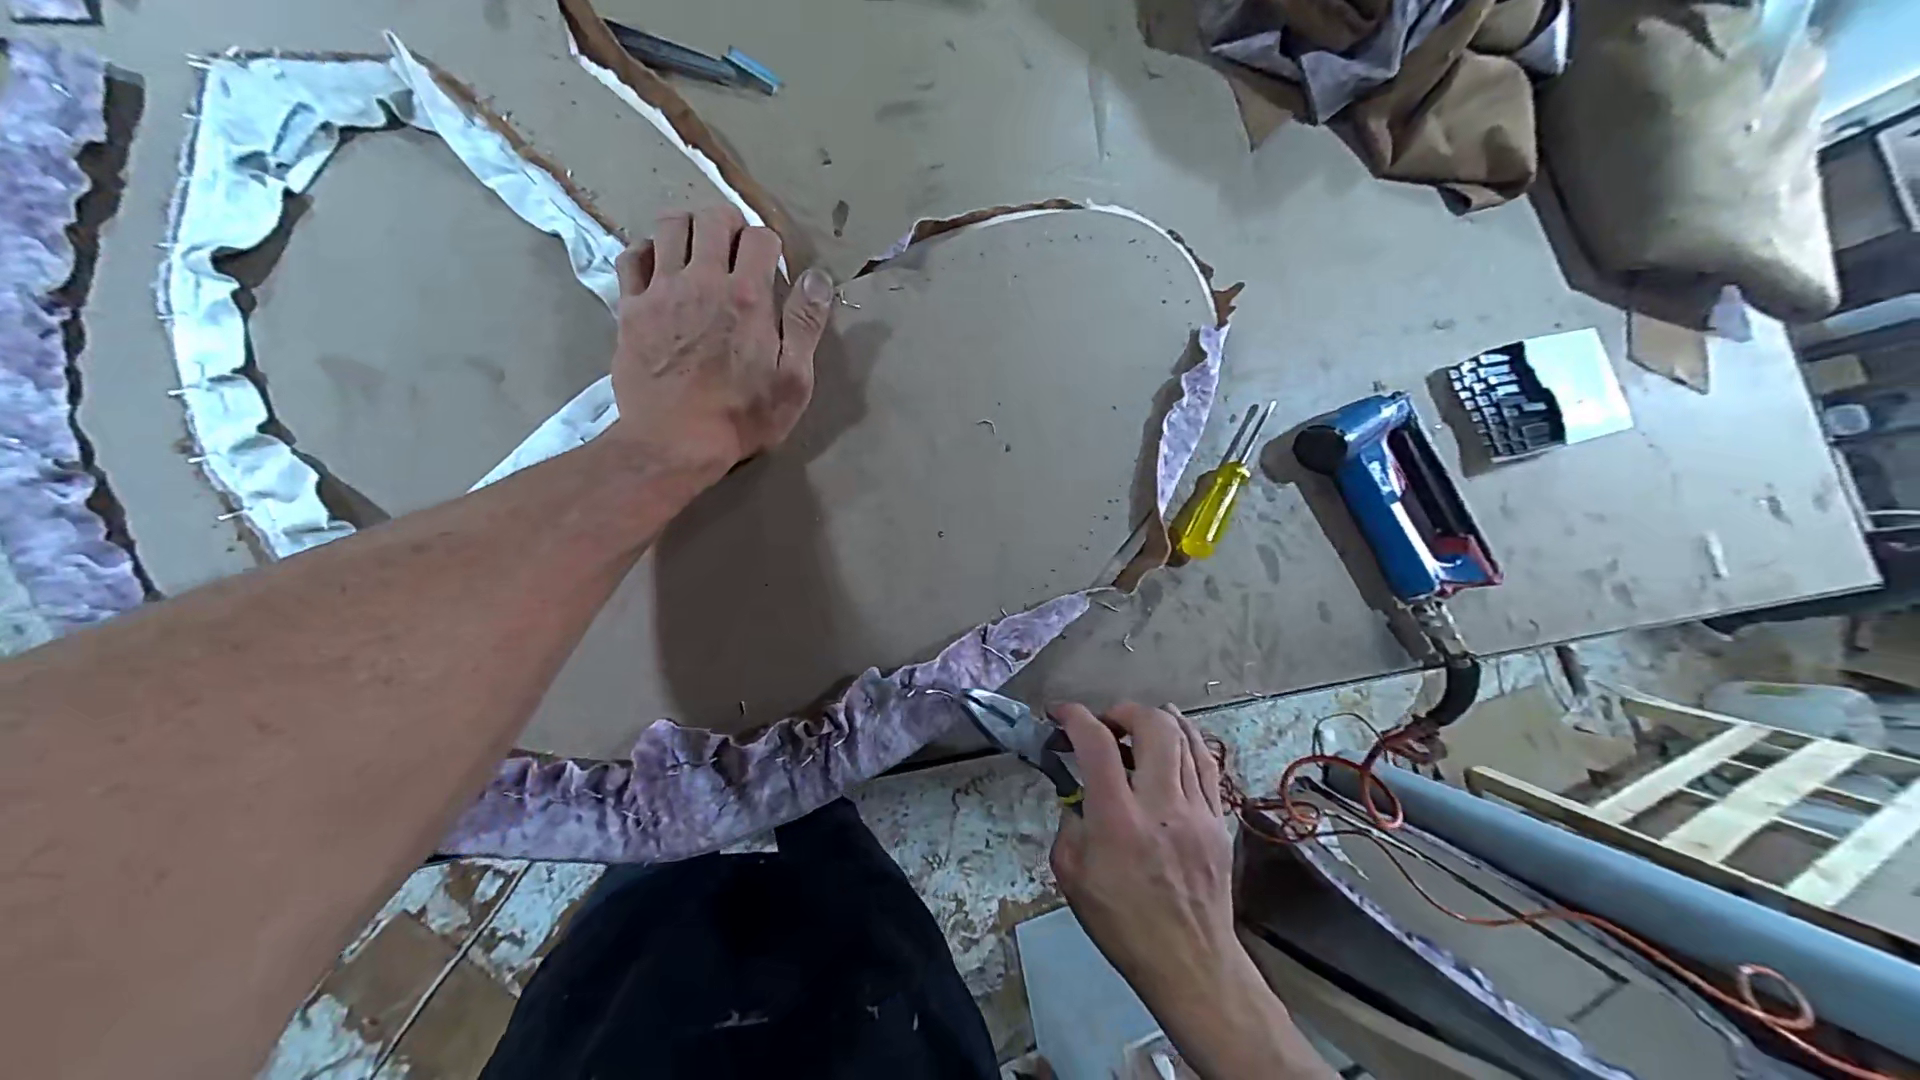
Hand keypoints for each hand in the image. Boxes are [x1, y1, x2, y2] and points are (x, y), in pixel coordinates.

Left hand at [607, 205, 834, 473]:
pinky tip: (661, 269)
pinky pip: (632, 256)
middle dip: (730, 225)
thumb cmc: (742, 416)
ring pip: (670, 226)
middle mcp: (702, 281)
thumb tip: (818, 278)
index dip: (771, 245)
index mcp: (747, 297)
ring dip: (689, 229)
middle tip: (737, 251)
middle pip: (713, 218)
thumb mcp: (793, 379)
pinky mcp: (631, 308)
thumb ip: (807, 324)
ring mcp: (661, 291)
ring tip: (700, 253)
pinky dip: (648, 251)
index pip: (761, 238)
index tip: (772, 268)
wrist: (675, 441)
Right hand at [1050, 702, 1239, 1008]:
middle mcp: (1160, 803)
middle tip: (1105, 723)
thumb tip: (1076, 793)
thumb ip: (1067, 823)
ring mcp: (1197, 809)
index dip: (1074, 716)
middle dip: (1122, 711)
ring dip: (1155, 719)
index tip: (1060, 713)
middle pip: (1152, 725)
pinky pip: (1207, 763)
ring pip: (1185, 737)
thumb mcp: (1071, 874)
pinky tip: (1175, 736)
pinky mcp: (1219, 819)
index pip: (1096, 743)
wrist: (1189, 962)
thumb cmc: (1122, 922)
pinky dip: (1187, 739)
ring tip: (1137, 724)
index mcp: (1117, 819)